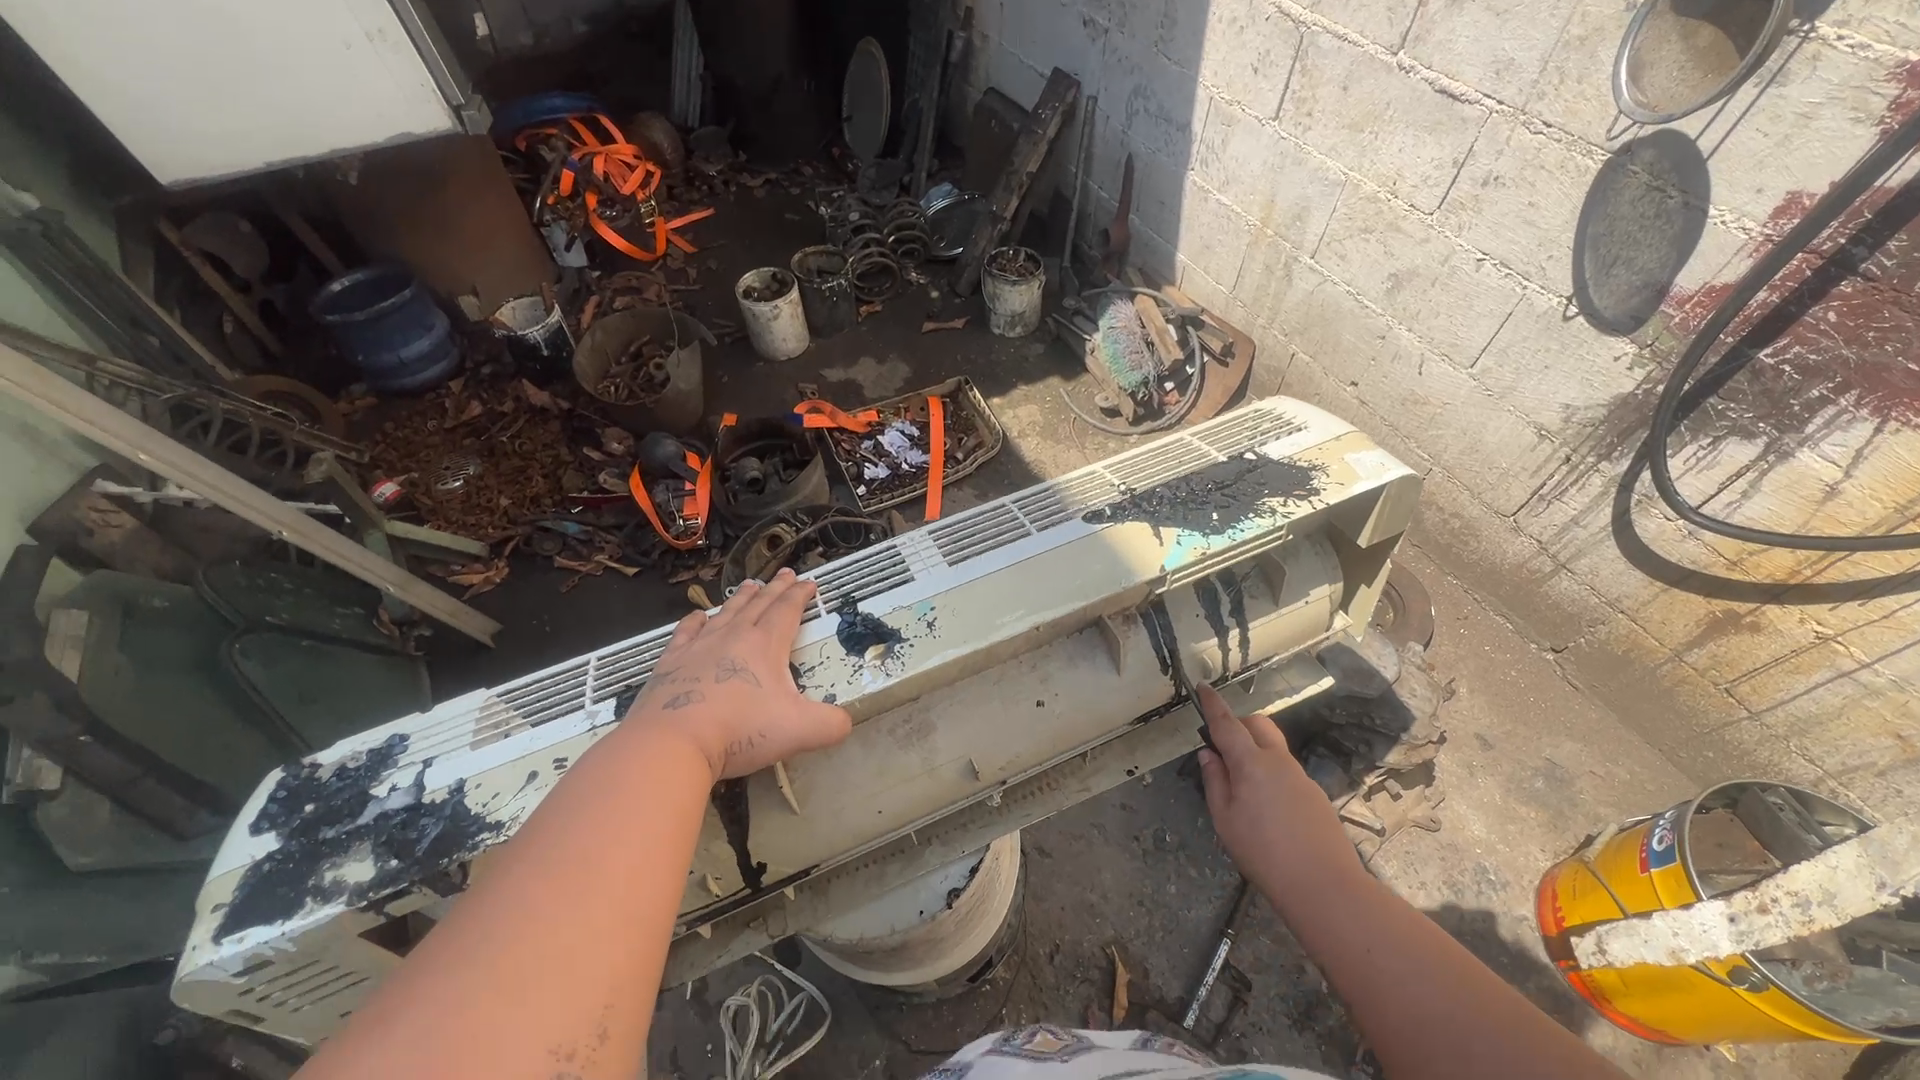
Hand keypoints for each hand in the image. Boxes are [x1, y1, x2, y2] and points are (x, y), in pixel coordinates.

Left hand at [621, 568, 851, 781]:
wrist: (672, 742)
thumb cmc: (740, 731)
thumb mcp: (800, 731)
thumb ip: (830, 724)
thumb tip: (846, 722)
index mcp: (765, 645)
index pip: (787, 611)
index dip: (801, 595)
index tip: (809, 583)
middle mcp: (732, 636)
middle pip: (758, 604)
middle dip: (776, 589)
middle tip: (785, 574)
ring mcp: (698, 647)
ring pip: (725, 613)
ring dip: (741, 598)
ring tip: (750, 585)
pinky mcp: (671, 663)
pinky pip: (686, 632)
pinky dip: (695, 621)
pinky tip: (698, 616)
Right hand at [1195, 684, 1362, 899]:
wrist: (1323, 883)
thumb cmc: (1262, 852)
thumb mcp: (1225, 819)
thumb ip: (1215, 782)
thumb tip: (1209, 755)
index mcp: (1251, 762)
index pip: (1227, 723)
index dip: (1213, 704)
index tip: (1203, 687)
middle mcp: (1278, 761)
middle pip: (1258, 724)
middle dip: (1238, 724)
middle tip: (1221, 747)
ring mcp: (1301, 776)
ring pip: (1274, 748)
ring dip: (1255, 751)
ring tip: (1241, 787)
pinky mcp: (1315, 794)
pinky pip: (1286, 771)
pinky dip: (1270, 773)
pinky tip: (1267, 809)